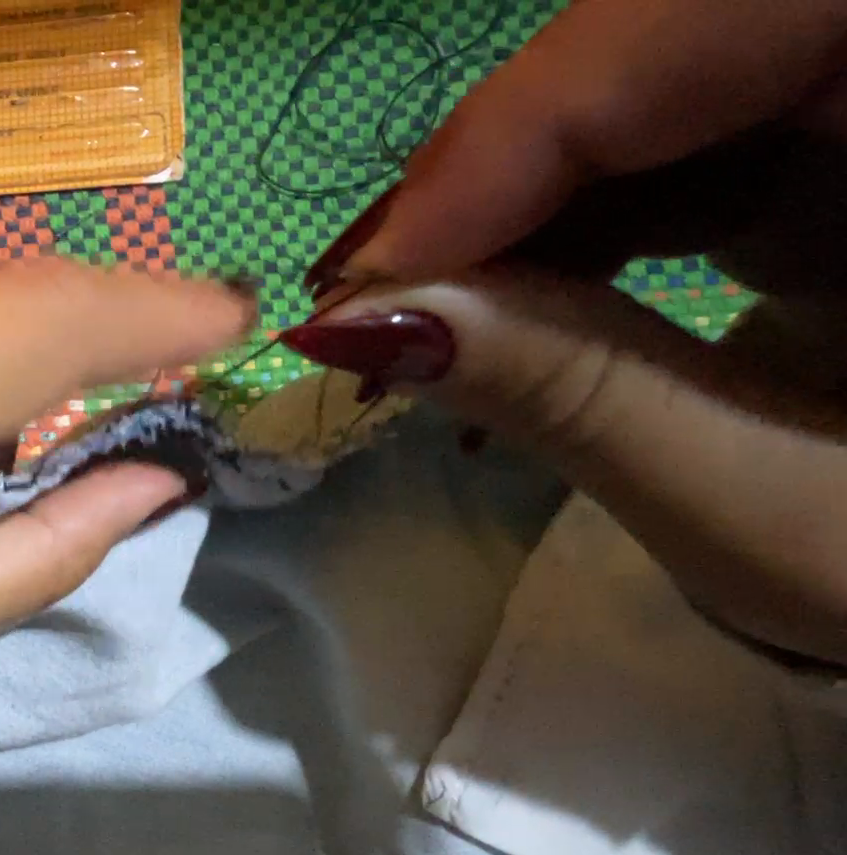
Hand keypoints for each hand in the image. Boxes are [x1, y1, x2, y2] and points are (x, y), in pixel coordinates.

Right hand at [283, 0, 846, 665]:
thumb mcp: (783, 515)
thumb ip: (574, 396)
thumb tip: (346, 328)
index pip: (704, 22)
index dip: (511, 137)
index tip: (364, 280)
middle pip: (648, 62)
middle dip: (478, 189)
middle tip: (355, 310)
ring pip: (634, 115)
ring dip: (494, 229)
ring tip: (405, 337)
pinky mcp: (830, 164)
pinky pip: (656, 164)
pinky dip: (547, 249)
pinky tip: (490, 330)